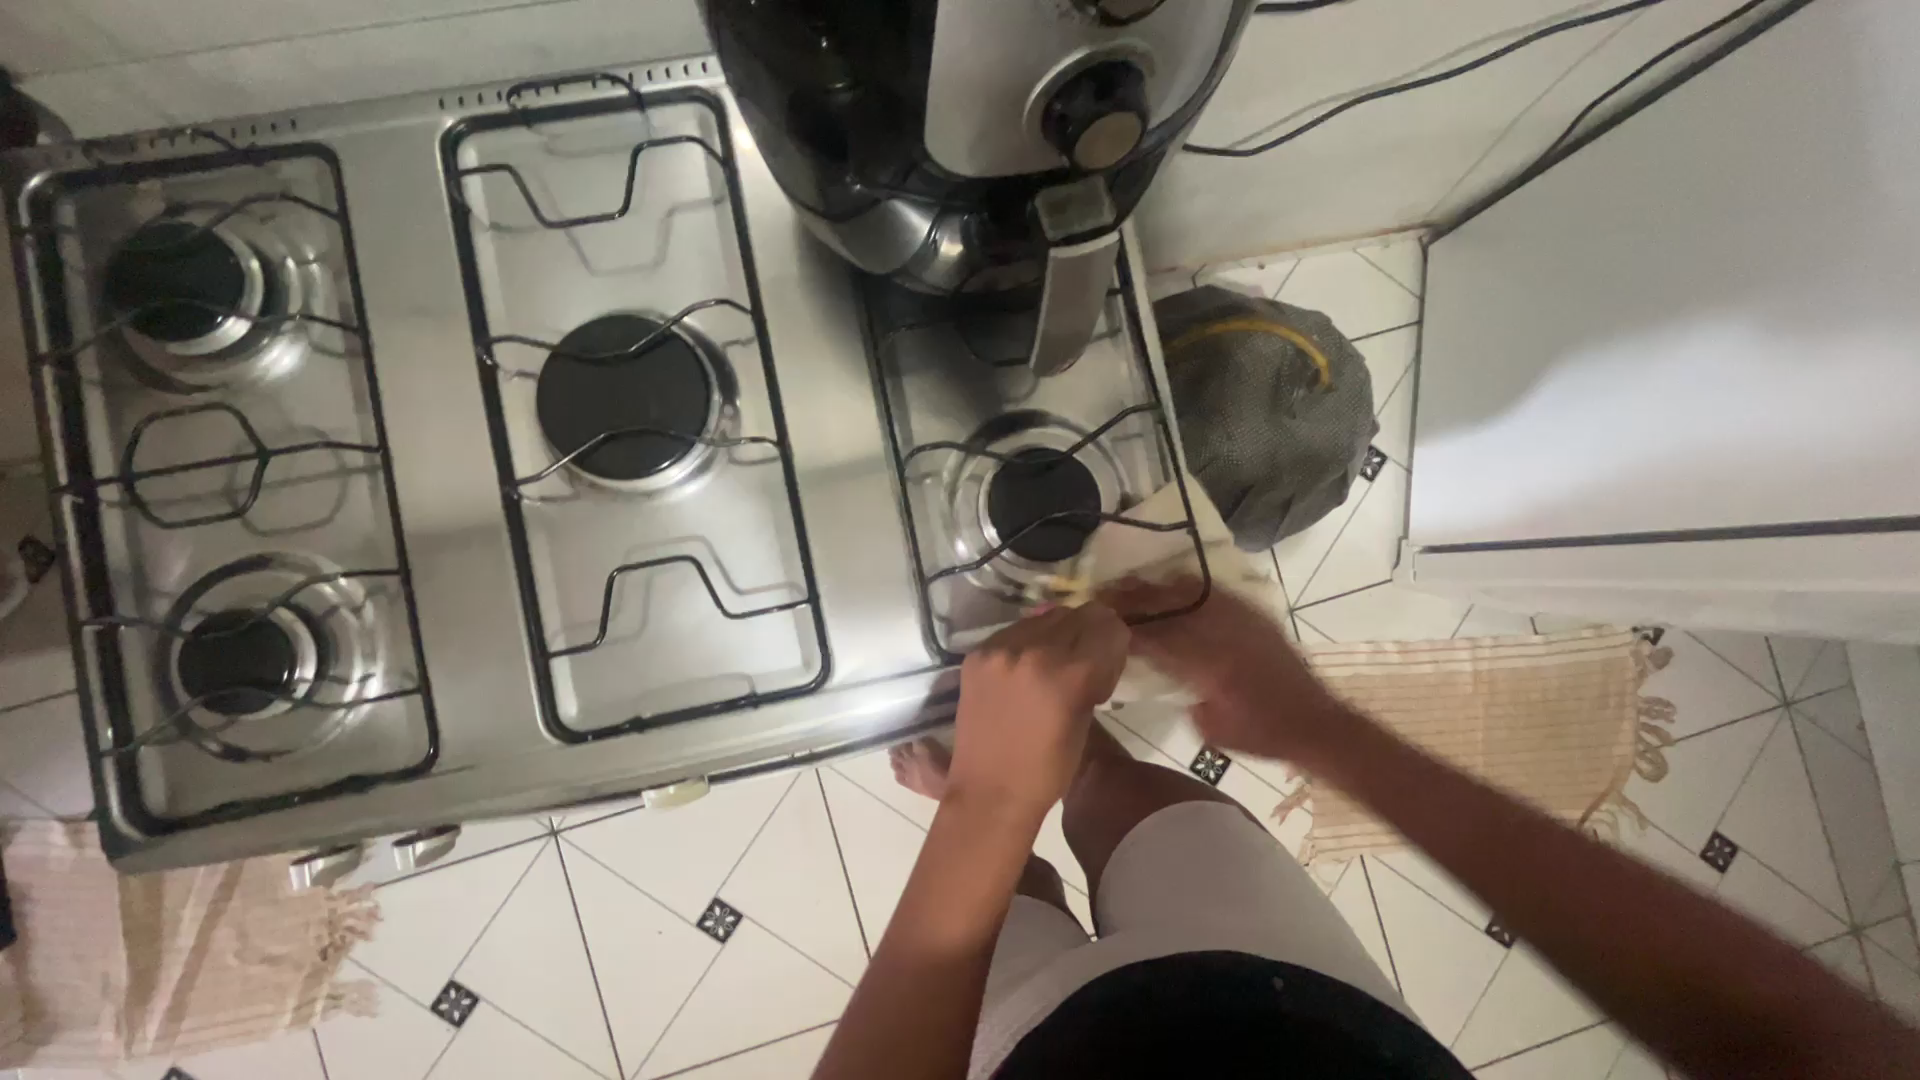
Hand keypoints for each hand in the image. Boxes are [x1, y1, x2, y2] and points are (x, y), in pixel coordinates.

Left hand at [947, 604, 1130, 819]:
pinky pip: (1015, 630)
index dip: (1115, 642)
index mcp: (1069, 675)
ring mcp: (1000, 649)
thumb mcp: (1086, 720)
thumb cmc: (1047, 769)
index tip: (1111, 658)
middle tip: (1086, 659)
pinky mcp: (977, 653)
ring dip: (1058, 633)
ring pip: (1046, 616)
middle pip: (1078, 614)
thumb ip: (1094, 676)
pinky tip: (1026, 668)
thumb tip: (1100, 647)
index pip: (1108, 628)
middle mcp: (1034, 651)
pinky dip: (1028, 641)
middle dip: (1090, 632)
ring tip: (1053, 663)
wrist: (988, 790)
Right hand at [1103, 576, 1359, 764]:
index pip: (1155, 637)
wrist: (1316, 725)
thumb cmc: (1260, 736)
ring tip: (1132, 584)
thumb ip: (1182, 695)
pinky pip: (1214, 592)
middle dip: (1132, 599)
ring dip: (1156, 588)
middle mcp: (1222, 634)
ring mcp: (1240, 620)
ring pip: (1188, 593)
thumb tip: (1162, 674)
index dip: (1125, 628)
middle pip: (1167, 608)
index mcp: (1207, 666)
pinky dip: (1188, 587)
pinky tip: (1172, 584)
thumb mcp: (1208, 727)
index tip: (1100, 621)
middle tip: (1104, 594)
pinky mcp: (1254, 615)